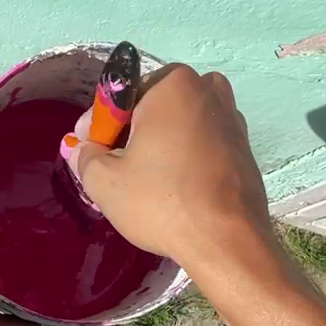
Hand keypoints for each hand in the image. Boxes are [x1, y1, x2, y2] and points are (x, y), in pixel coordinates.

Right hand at [71, 64, 272, 268]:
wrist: (226, 241)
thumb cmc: (161, 201)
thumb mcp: (104, 180)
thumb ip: (85, 156)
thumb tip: (81, 149)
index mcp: (172, 84)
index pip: (118, 96)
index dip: (96, 125)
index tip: (86, 149)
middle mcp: (207, 89)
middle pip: (151, 107)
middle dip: (128, 133)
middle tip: (111, 166)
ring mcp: (231, 118)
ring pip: (178, 125)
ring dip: (156, 144)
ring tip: (140, 180)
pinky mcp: (244, 148)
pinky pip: (200, 143)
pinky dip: (182, 157)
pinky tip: (171, 188)